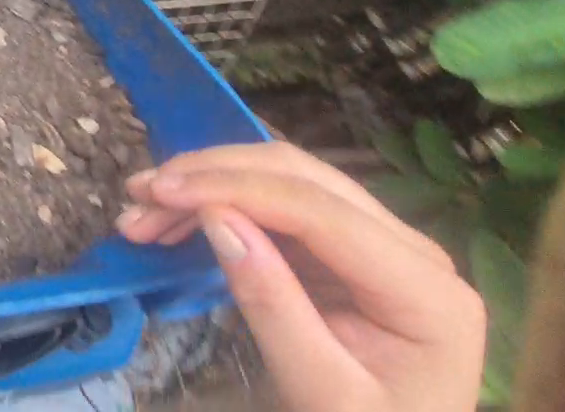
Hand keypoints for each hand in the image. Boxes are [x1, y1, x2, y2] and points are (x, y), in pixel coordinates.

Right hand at [117, 142, 485, 411]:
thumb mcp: (320, 390)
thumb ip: (273, 305)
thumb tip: (215, 218)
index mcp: (425, 289)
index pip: (316, 208)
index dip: (230, 188)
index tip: (157, 192)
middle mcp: (409, 247)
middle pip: (296, 174)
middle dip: (208, 174)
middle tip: (139, 192)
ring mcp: (377, 238)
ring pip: (277, 174)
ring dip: (203, 181)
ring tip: (140, 207)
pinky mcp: (342, 241)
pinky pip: (270, 199)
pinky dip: (215, 200)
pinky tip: (172, 217)